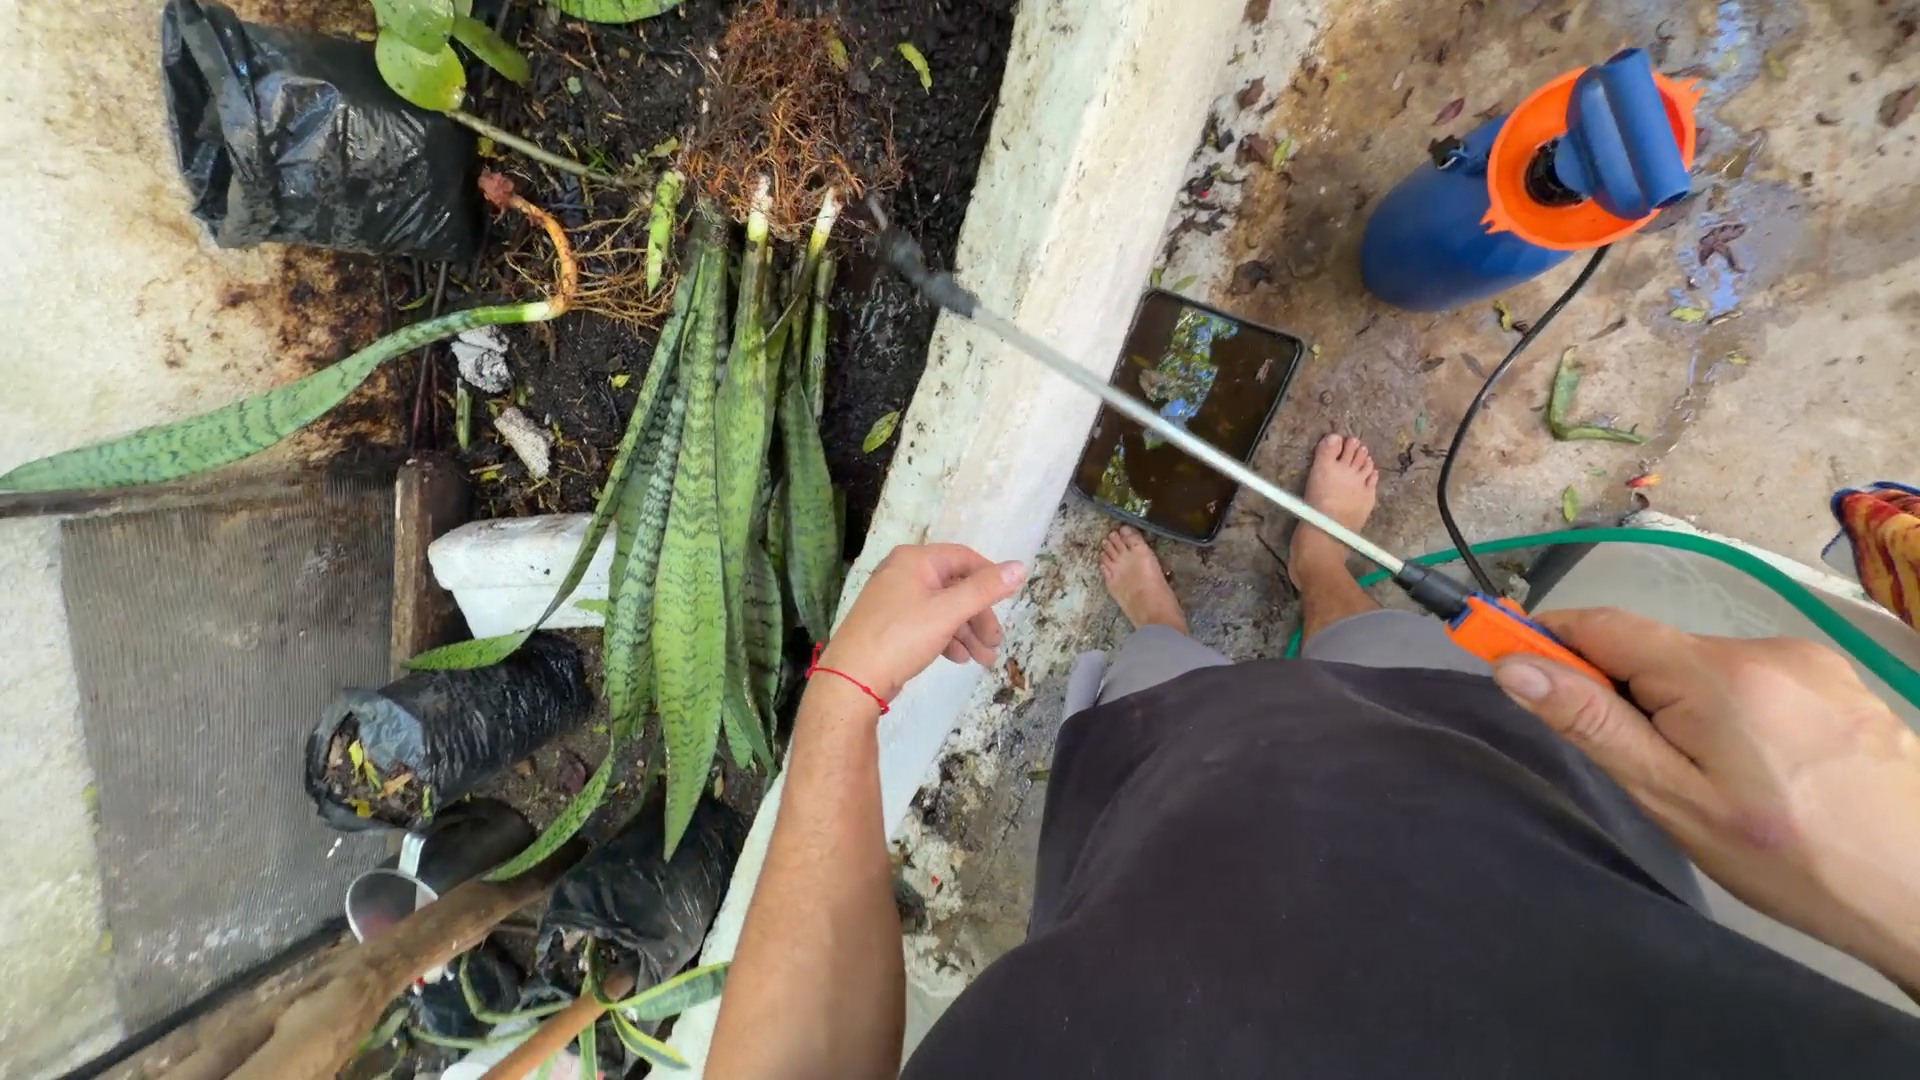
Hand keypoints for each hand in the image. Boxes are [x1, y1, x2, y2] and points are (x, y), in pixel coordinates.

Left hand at [814, 544, 1027, 702]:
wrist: (851, 679)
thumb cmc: (901, 637)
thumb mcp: (948, 612)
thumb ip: (985, 589)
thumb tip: (1021, 566)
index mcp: (915, 560)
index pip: (964, 558)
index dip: (990, 577)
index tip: (1010, 601)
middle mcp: (903, 573)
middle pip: (955, 587)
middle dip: (979, 616)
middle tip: (995, 643)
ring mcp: (895, 599)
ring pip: (943, 609)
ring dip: (967, 632)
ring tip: (984, 660)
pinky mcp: (891, 624)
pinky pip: (927, 623)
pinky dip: (946, 638)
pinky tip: (959, 659)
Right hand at [1492, 608, 1919, 992]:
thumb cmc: (1792, 858)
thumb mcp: (1669, 796)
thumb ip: (1589, 721)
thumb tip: (1511, 664)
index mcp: (1716, 674)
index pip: (1599, 624)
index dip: (1542, 636)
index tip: (1503, 658)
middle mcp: (1763, 651)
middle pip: (1644, 646)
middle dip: (1611, 684)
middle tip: (1622, 751)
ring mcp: (1809, 664)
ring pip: (1691, 663)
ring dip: (1665, 697)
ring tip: (1695, 769)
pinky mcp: (1837, 683)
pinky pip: (1740, 676)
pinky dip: (1714, 703)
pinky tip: (1747, 761)